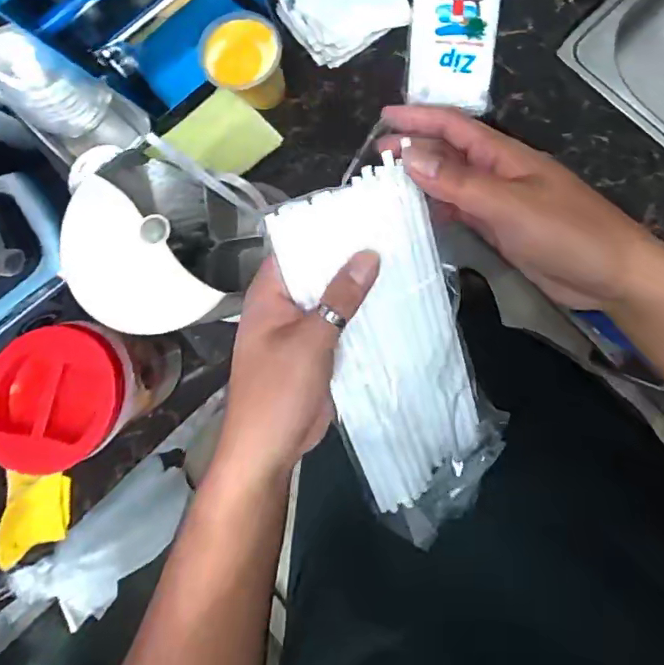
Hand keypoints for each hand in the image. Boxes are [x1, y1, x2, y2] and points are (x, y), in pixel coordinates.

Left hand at [212, 251, 378, 482]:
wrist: (268, 450)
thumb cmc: (278, 390)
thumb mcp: (312, 339)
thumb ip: (340, 297)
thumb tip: (368, 254)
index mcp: (268, 296)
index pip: (295, 249)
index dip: (323, 231)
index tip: (359, 214)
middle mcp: (282, 307)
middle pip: (315, 273)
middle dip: (346, 259)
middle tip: (388, 235)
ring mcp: (298, 330)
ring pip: (329, 300)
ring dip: (355, 288)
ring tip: (395, 260)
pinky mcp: (314, 352)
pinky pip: (338, 325)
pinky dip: (357, 316)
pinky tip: (388, 303)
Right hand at [379, 104, 663, 310]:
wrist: (613, 275)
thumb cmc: (569, 232)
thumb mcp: (511, 205)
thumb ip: (460, 183)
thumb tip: (410, 155)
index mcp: (504, 155)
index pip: (454, 126)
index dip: (418, 118)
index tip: (383, 117)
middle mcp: (498, 173)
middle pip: (449, 153)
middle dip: (413, 149)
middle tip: (374, 158)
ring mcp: (500, 202)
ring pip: (452, 183)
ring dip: (422, 180)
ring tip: (386, 185)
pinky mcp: (502, 229)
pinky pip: (462, 211)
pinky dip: (438, 210)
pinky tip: (418, 216)